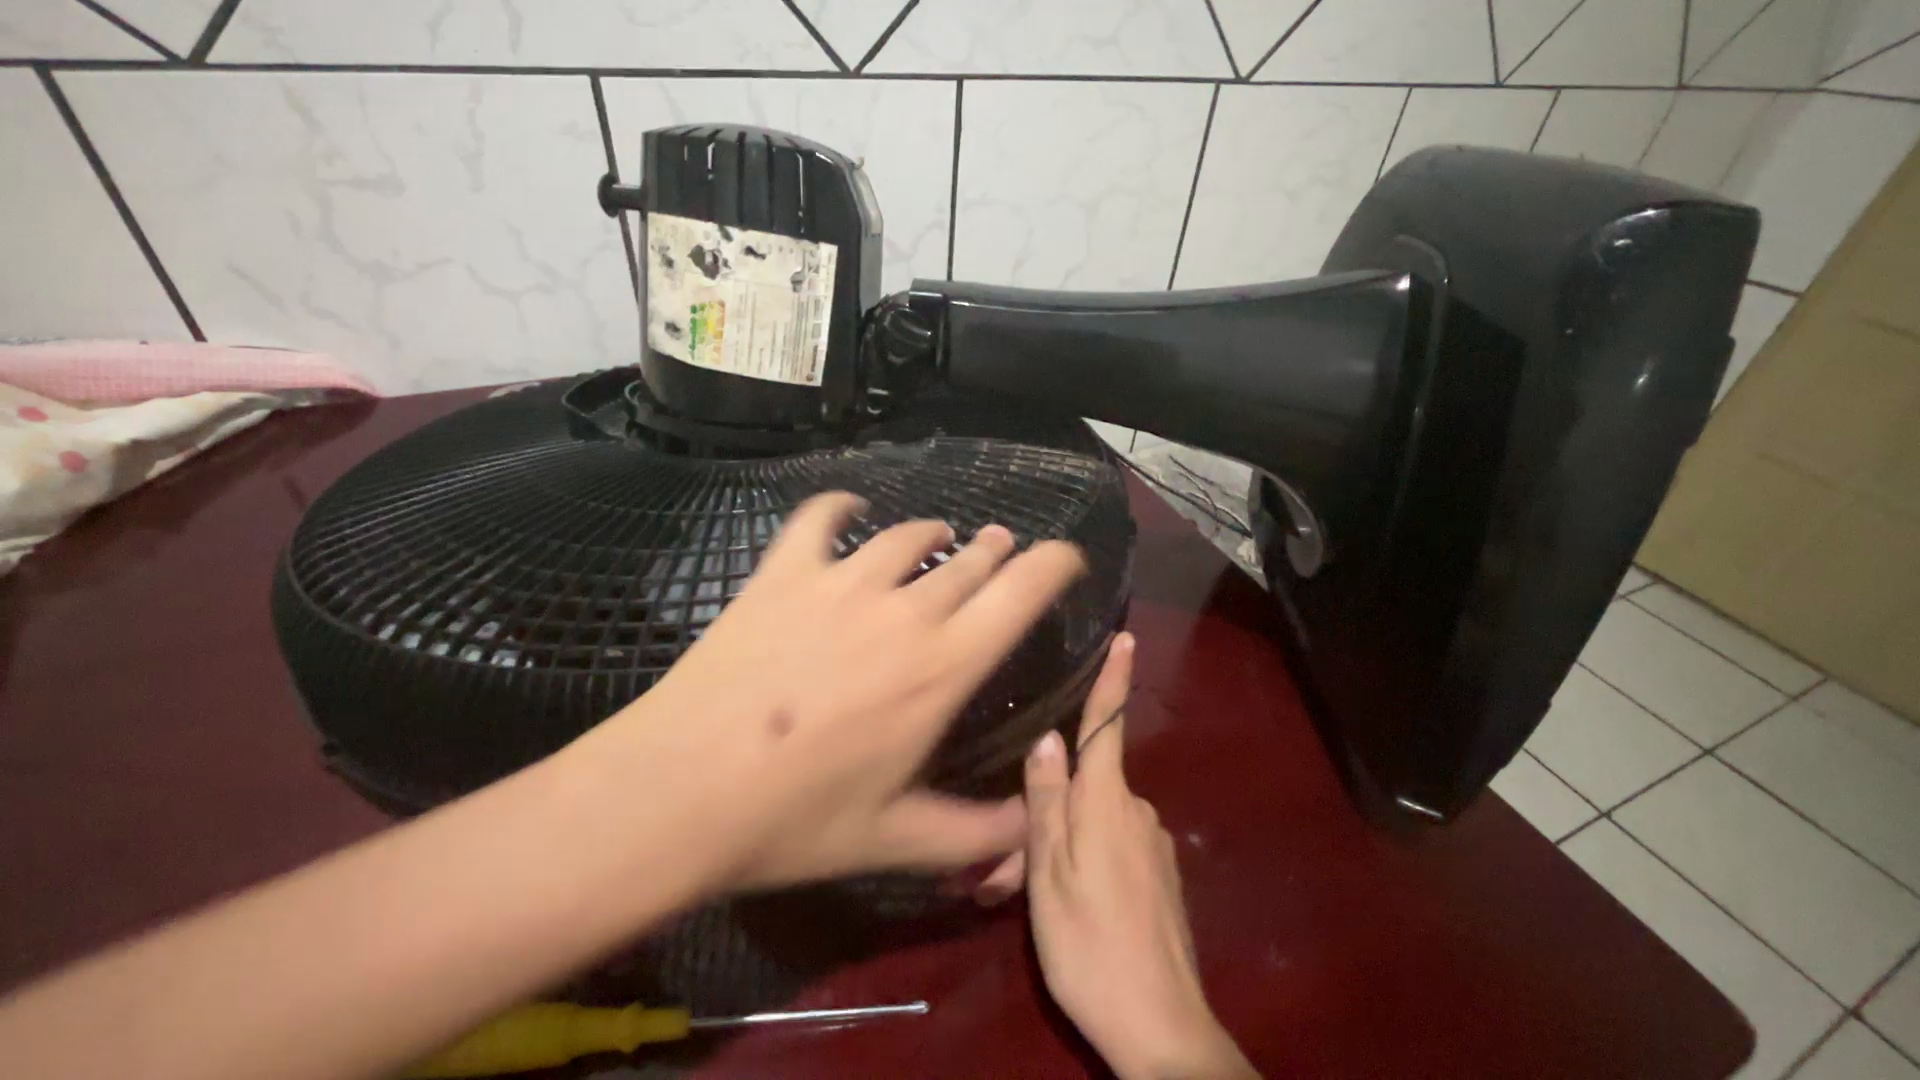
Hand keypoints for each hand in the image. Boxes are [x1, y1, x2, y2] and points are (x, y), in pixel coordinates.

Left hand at [575, 491, 1086, 893]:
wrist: (679, 790)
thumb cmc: (795, 820)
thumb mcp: (895, 839)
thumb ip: (976, 831)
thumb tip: (1033, 823)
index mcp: (941, 668)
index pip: (1022, 592)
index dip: (1055, 564)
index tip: (1067, 558)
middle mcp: (902, 610)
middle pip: (969, 558)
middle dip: (996, 552)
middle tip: (1000, 554)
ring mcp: (839, 583)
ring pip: (906, 536)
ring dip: (935, 535)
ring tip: (940, 540)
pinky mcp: (782, 574)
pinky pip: (820, 517)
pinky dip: (842, 506)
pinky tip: (850, 509)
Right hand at [1021, 634, 1257, 1079]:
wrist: (1160, 1026)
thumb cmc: (1089, 945)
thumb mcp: (1049, 873)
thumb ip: (1047, 803)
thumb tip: (1046, 739)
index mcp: (1109, 804)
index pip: (1107, 727)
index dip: (1113, 680)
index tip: (1125, 636)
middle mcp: (1137, 813)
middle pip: (1085, 788)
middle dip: (1043, 810)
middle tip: (995, 872)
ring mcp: (1153, 847)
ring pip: (1093, 826)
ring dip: (1055, 848)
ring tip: (1014, 897)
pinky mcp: (1160, 878)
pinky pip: (1112, 853)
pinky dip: (1080, 867)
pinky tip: (1060, 908)